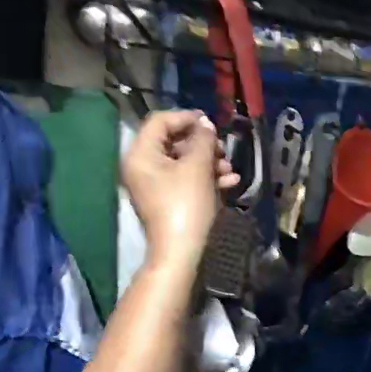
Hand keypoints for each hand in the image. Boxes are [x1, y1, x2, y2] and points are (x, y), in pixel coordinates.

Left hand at [120, 110, 239, 269]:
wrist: (182, 253)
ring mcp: (155, 186)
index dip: (186, 118)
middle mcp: (143, 167)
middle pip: (173, 142)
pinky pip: (186, 181)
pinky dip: (206, 179)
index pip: (160, 122)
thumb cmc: (186, 206)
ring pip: (183, 163)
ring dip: (209, 162)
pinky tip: (229, 182)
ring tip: (229, 169)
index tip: (212, 123)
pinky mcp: (169, 202)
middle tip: (223, 149)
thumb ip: (202, 141)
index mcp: (141, 154)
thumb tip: (205, 124)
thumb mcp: (197, 168)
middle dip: (202, 144)